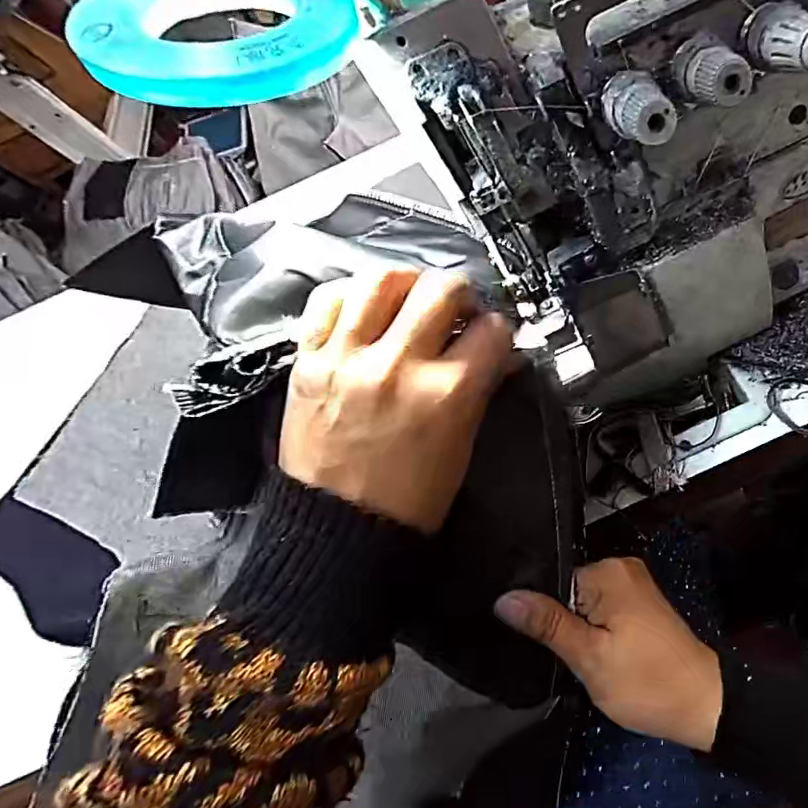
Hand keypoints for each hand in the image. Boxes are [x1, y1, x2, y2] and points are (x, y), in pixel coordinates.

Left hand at [278, 266, 514, 531]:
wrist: (337, 527)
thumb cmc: (408, 499)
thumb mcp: (462, 444)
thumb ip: (481, 389)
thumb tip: (498, 354)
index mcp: (446, 395)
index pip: (492, 331)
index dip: (500, 330)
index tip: (493, 336)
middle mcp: (398, 367)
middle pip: (443, 289)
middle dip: (461, 294)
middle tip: (458, 311)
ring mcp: (347, 359)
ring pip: (383, 279)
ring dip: (408, 283)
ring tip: (411, 300)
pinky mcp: (308, 361)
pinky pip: (328, 300)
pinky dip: (353, 295)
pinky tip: (366, 309)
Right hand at [493, 558, 721, 750]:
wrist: (703, 704)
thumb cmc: (646, 682)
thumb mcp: (589, 657)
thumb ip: (547, 624)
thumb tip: (505, 598)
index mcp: (608, 571)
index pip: (553, 581)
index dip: (539, 614)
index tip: (534, 644)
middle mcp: (622, 568)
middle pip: (568, 591)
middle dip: (557, 622)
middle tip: (555, 656)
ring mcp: (634, 586)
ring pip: (583, 603)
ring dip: (575, 630)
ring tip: (572, 658)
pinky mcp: (641, 605)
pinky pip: (602, 609)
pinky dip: (593, 630)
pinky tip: (592, 654)